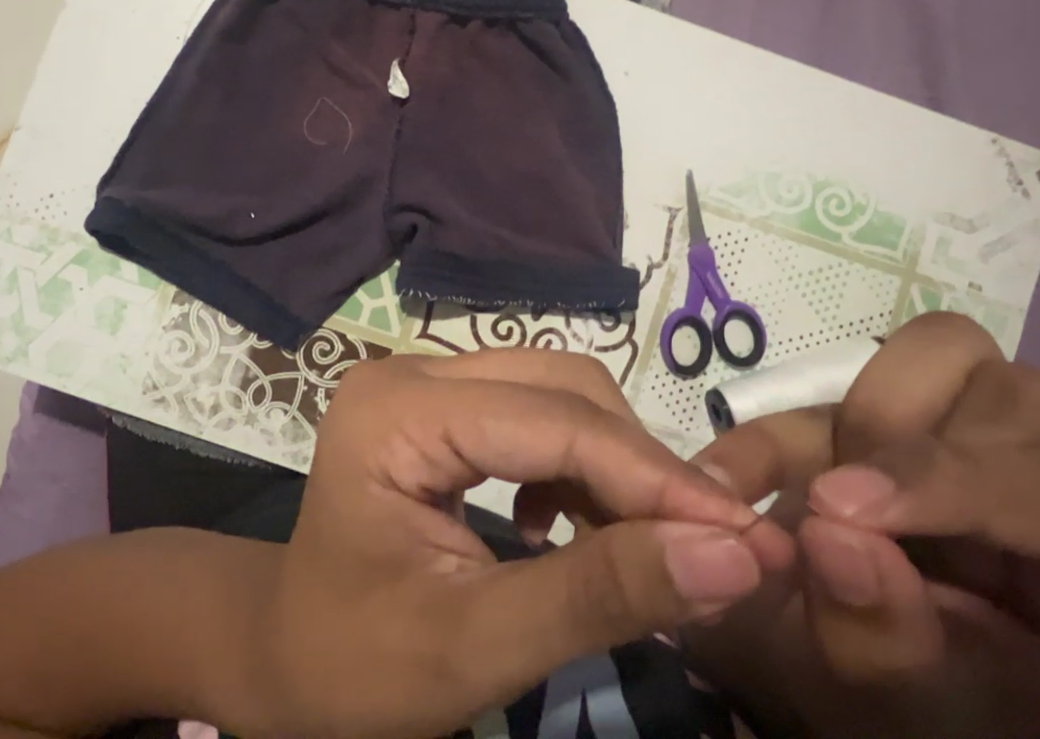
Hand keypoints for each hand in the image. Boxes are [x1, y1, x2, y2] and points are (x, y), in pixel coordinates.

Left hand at [240, 349, 792, 738]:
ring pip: (560, 397)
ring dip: (618, 467)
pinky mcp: (443, 410)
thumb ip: (596, 594)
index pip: (553, 424)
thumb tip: (734, 555)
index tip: (750, 539)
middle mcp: (410, 372)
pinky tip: (573, 526)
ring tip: (652, 546)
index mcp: (394, 414)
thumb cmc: (359, 666)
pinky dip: (581, 467)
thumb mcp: (476, 645)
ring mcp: (426, 384)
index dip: (656, 479)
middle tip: (712, 549)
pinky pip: (539, 416)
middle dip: (642, 469)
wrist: (289, 658)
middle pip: (563, 392)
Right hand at [685, 313, 1039, 738]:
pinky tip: (742, 473)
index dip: (942, 486)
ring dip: (847, 422)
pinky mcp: (931, 416)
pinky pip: (865, 370)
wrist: (887, 694)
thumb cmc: (924, 714)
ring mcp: (1012, 437)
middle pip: (1003, 395)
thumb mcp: (900, 706)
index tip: (831, 505)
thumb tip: (827, 526)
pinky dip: (794, 418)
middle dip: (888, 441)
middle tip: (814, 506)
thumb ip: (876, 632)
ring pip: (940, 354)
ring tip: (801, 497)